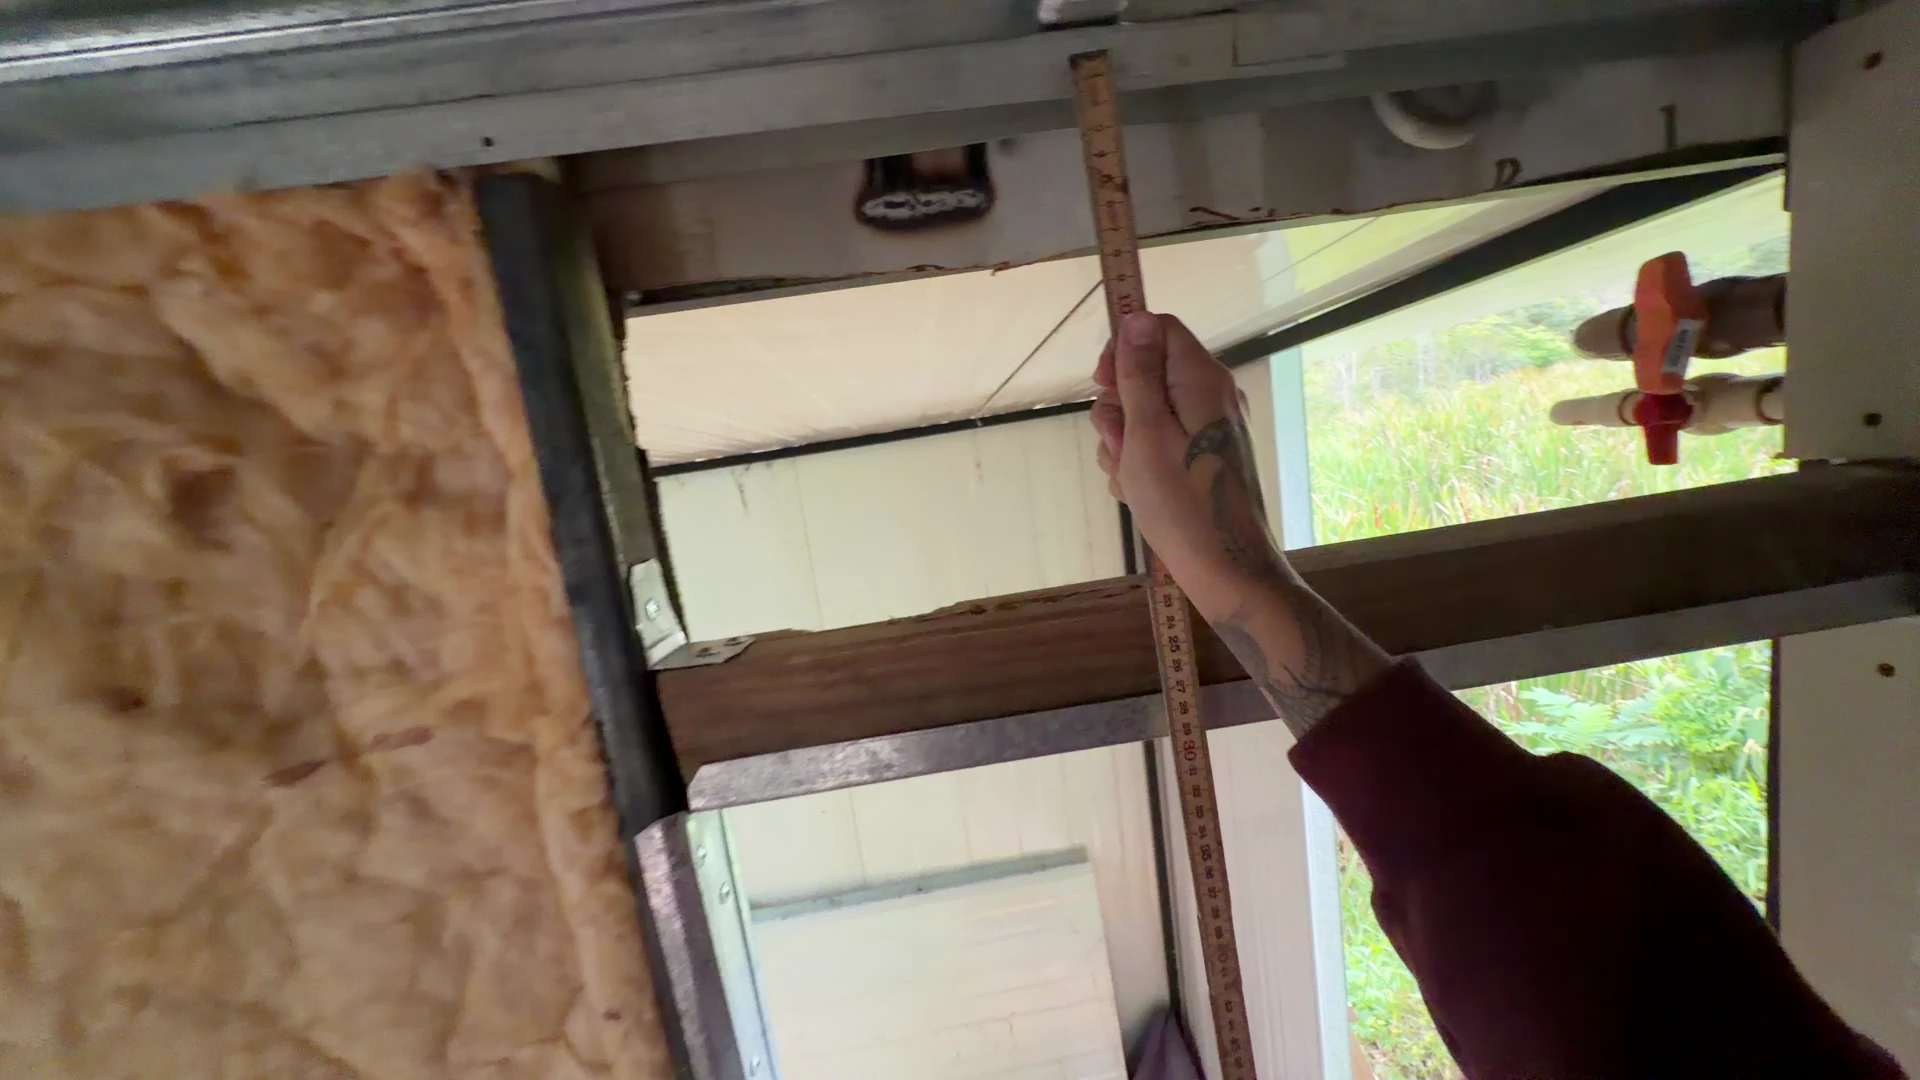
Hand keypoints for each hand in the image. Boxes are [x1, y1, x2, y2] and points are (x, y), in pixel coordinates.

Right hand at [1090, 310, 1387, 734]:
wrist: (1225, 569)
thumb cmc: (1181, 503)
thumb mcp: (1146, 434)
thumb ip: (1138, 375)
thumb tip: (1135, 317)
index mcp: (1201, 379)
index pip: (1157, 329)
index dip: (1123, 349)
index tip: (1102, 384)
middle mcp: (1208, 396)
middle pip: (1145, 373)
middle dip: (1117, 408)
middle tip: (1119, 445)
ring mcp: (1204, 428)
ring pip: (1142, 413)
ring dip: (1122, 442)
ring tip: (1129, 479)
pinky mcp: (1198, 457)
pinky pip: (1155, 444)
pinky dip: (1137, 463)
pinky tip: (1137, 491)